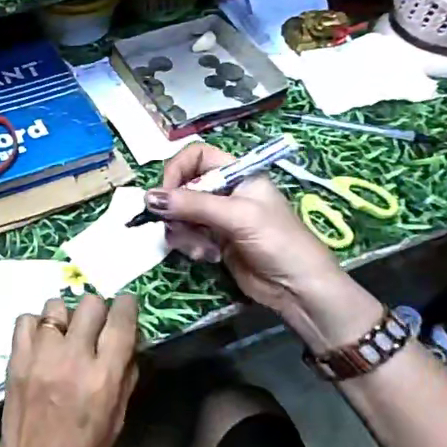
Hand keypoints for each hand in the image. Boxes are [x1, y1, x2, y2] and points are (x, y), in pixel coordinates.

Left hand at [0, 294, 139, 446]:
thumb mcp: (116, 422)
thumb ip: (124, 378)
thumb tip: (130, 344)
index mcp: (103, 380)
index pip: (121, 323)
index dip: (128, 307)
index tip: (128, 304)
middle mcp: (72, 359)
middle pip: (90, 304)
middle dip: (98, 311)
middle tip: (96, 326)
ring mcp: (40, 356)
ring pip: (56, 306)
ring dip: (66, 317)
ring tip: (66, 335)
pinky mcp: (16, 358)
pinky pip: (27, 320)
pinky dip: (37, 326)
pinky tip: (43, 342)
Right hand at [148, 144, 383, 349]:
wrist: (299, 290)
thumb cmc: (278, 242)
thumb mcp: (237, 216)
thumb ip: (192, 204)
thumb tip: (148, 197)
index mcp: (238, 174)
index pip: (196, 156)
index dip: (177, 169)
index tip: (166, 193)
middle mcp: (225, 192)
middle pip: (182, 186)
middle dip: (176, 208)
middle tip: (177, 226)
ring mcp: (218, 217)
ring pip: (179, 213)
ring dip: (182, 232)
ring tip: (201, 249)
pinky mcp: (212, 241)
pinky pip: (185, 235)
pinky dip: (189, 245)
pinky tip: (207, 257)